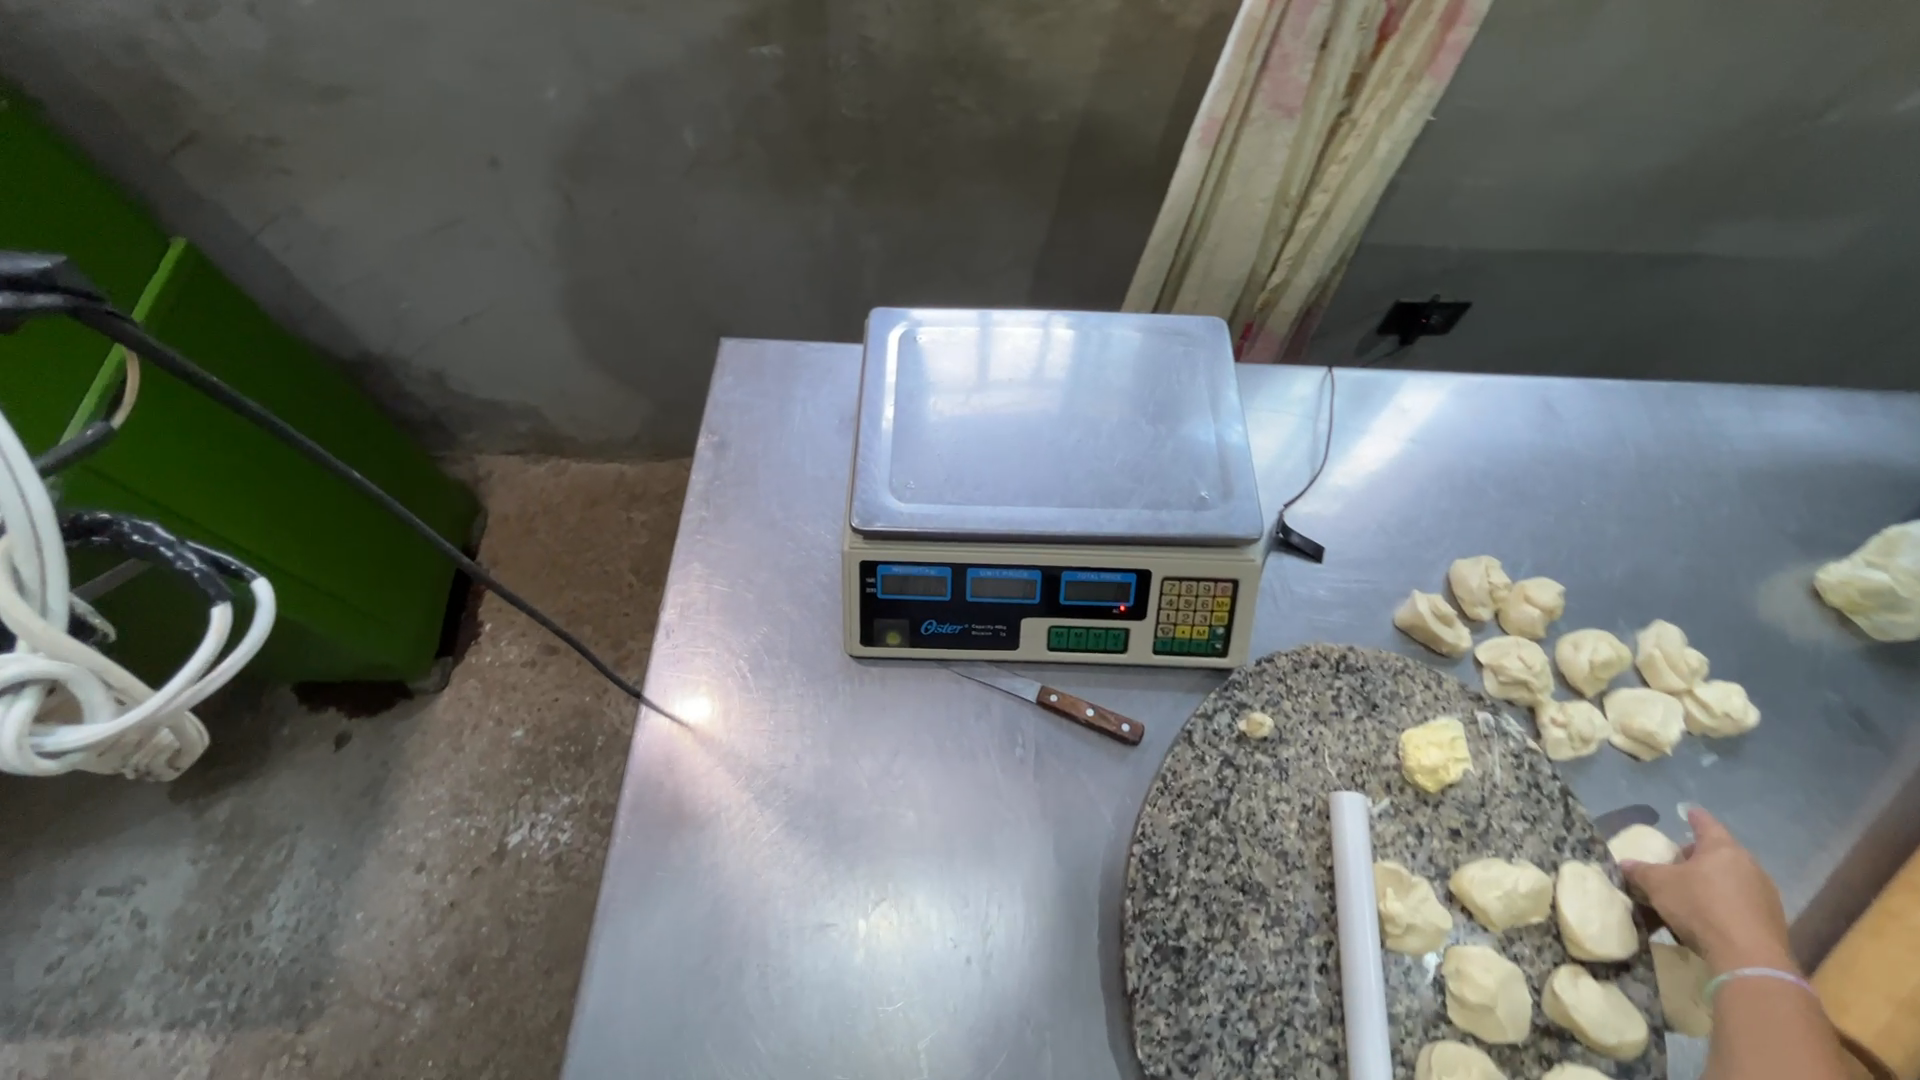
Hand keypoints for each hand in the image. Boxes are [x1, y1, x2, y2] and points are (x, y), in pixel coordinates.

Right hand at [1621, 805, 1796, 973]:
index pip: (1706, 824)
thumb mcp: (1657, 884)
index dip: (1694, 817)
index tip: (1687, 810)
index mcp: (1723, 850)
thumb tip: (1624, 864)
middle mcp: (1750, 867)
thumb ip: (1639, 871)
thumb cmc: (1700, 906)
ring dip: (1711, 879)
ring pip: (1732, 877)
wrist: (1749, 957)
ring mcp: (1765, 894)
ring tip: (1689, 890)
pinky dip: (1723, 900)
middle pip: (1720, 853)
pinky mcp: (1771, 920)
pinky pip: (1741, 900)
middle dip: (1698, 854)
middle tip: (1676, 860)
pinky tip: (1707, 914)